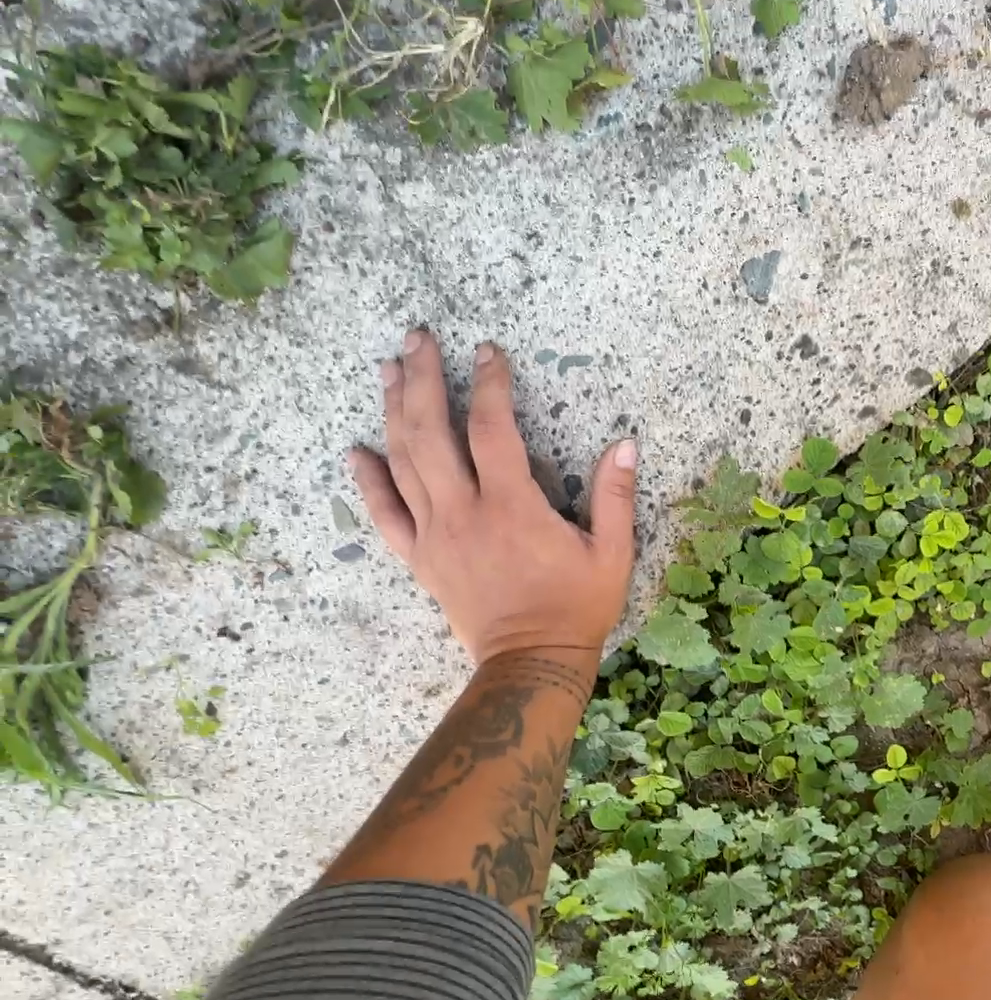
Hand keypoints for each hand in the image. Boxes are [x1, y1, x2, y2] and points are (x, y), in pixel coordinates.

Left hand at [348, 329, 637, 664]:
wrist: (531, 660)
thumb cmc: (578, 604)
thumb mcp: (614, 551)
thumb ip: (616, 497)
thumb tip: (626, 444)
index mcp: (513, 506)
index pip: (493, 430)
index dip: (488, 385)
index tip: (488, 351)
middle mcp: (464, 512)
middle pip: (430, 434)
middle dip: (421, 380)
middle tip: (416, 339)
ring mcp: (435, 534)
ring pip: (402, 463)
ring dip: (392, 412)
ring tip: (386, 369)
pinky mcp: (420, 557)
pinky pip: (385, 513)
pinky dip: (367, 479)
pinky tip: (356, 449)